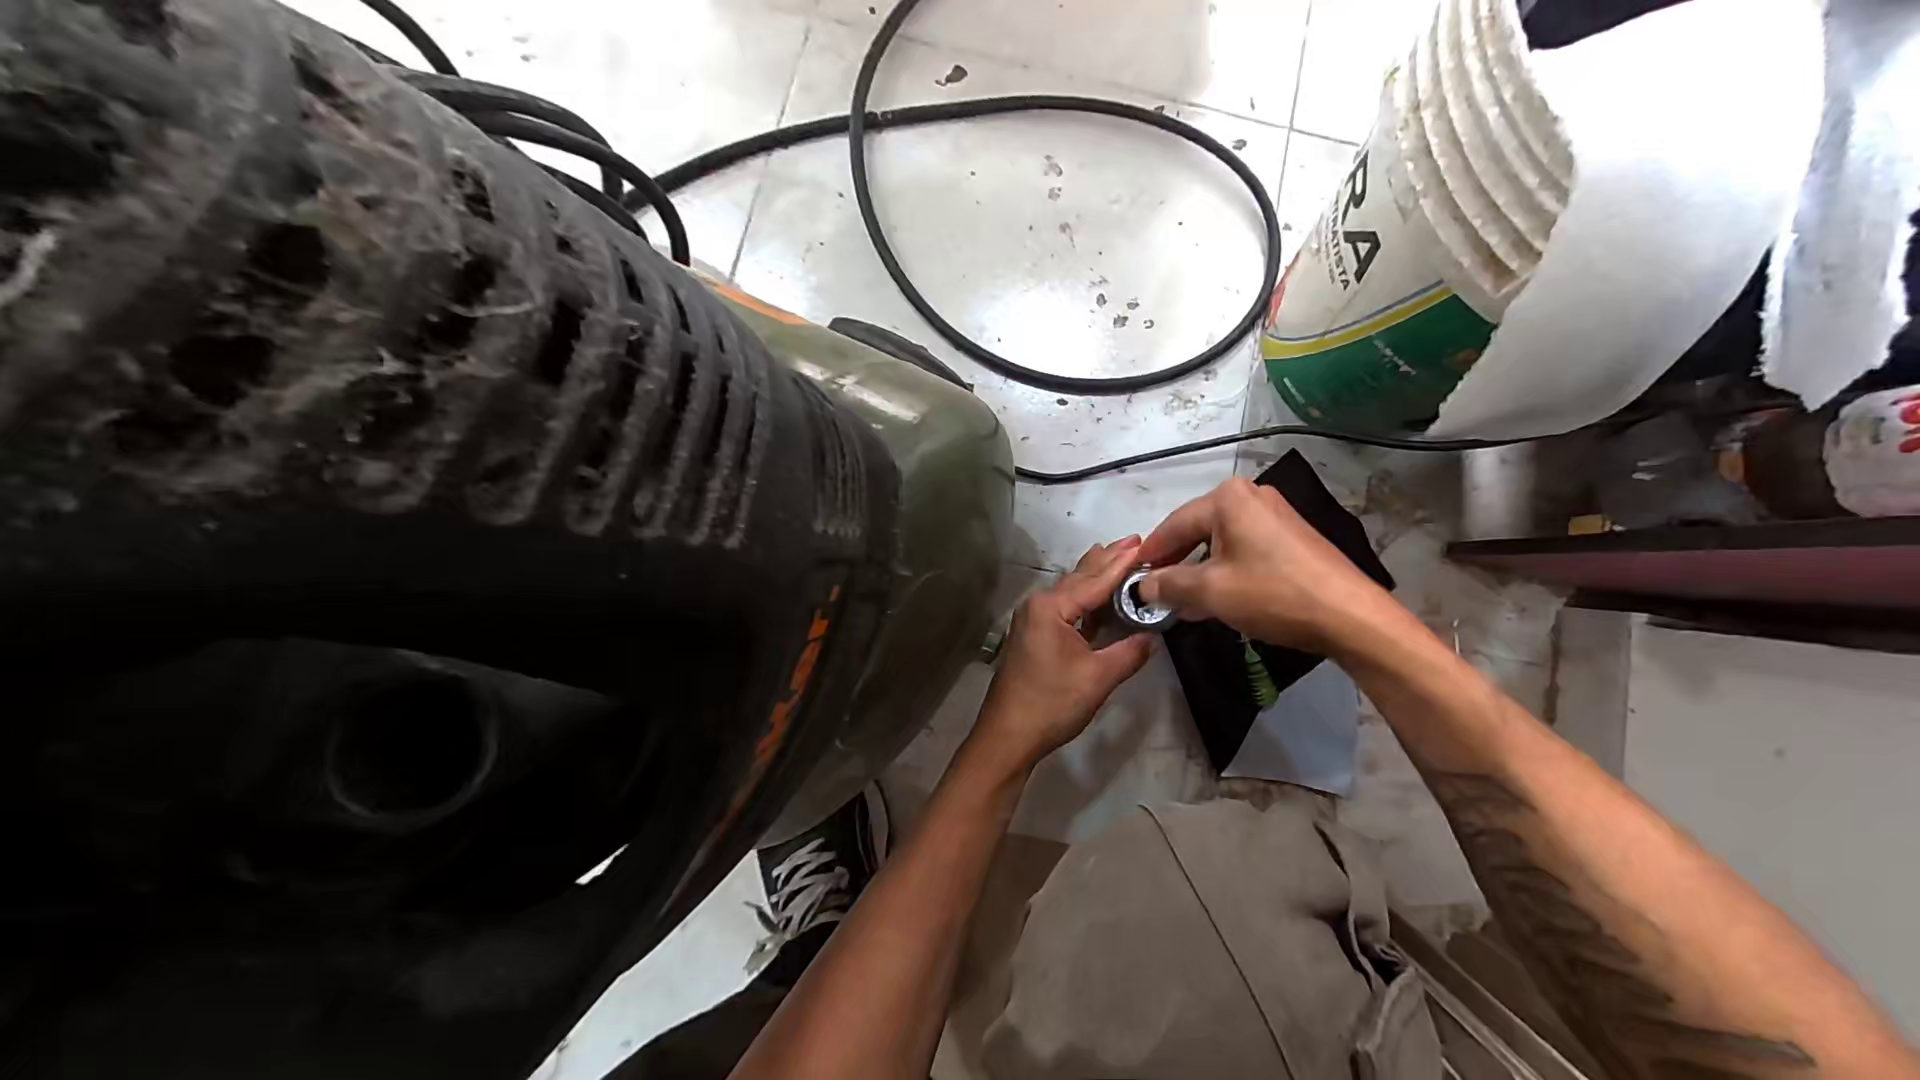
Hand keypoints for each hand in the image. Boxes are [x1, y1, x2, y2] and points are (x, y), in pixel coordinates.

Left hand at [970, 538, 1155, 771]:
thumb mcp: (1098, 678)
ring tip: (1119, 556)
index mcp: (1051, 608)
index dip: (1122, 563)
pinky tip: (1100, 596)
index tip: (1145, 542)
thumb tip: (1152, 636)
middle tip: (1136, 541)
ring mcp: (1033, 620)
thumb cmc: (1052, 704)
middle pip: (1079, 577)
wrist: (1008, 735)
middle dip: (1107, 561)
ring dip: (1095, 576)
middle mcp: (1038, 605)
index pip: (1095, 580)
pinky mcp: (1034, 635)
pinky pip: (1065, 608)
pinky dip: (1086, 600)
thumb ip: (1129, 652)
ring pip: (1071, 591)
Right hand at [1136, 476, 1402, 656]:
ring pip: (1219, 543)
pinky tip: (1213, 599)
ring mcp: (1273, 515)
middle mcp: (1250, 496)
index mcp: (1228, 498)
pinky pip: (1242, 550)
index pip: (1173, 525)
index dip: (1150, 555)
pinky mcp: (1289, 537)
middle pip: (1196, 530)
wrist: (1349, 616)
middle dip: (1174, 564)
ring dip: (1197, 572)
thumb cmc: (1272, 594)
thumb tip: (1142, 586)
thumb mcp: (1210, 591)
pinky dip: (1223, 572)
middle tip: (1154, 592)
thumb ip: (1168, 584)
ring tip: (1180, 603)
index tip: (1131, 578)